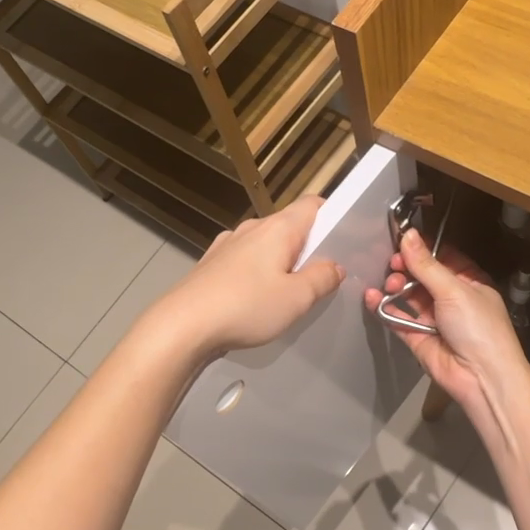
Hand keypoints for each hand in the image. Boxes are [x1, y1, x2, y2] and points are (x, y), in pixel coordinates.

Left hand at [139, 197, 344, 360]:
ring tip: (290, 292)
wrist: (183, 325)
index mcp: (278, 228)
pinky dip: (258, 273)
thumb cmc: (246, 307)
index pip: (313, 204)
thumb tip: (334, 266)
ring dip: (281, 262)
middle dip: (309, 246)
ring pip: (266, 245)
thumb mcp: (296, 299)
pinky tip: (256, 299)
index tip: (346, 240)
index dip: (334, 216)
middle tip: (323, 277)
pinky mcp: (211, 264)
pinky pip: (245, 261)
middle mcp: (252, 228)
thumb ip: (321, 279)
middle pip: (290, 226)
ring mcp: (227, 244)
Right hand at [363, 230, 529, 428]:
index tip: (404, 241)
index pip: (444, 258)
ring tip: (390, 284)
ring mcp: (434, 319)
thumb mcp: (455, 290)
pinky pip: (398, 319)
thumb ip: (426, 265)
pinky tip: (372, 297)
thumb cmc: (478, 327)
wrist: (481, 377)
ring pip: (408, 296)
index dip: (424, 249)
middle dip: (406, 267)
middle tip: (394, 264)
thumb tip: (408, 235)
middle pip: (423, 276)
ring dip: (396, 286)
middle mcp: (452, 298)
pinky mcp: (417, 337)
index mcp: (470, 282)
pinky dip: (384, 308)